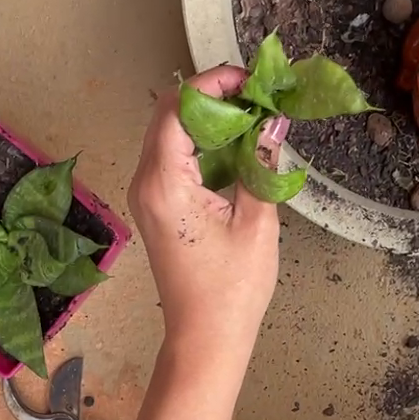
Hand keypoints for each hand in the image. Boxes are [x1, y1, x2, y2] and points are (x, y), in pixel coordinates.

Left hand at [128, 66, 280, 374]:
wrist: (204, 338)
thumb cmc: (231, 290)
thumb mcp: (257, 223)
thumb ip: (262, 165)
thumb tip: (273, 122)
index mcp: (165, 185)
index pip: (178, 108)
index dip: (212, 84)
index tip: (249, 80)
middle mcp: (145, 185)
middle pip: (168, 116)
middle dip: (210, 97)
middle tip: (254, 95)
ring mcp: (146, 198)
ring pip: (168, 136)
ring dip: (206, 120)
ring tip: (250, 117)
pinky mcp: (156, 209)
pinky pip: (172, 160)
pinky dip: (200, 145)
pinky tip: (234, 148)